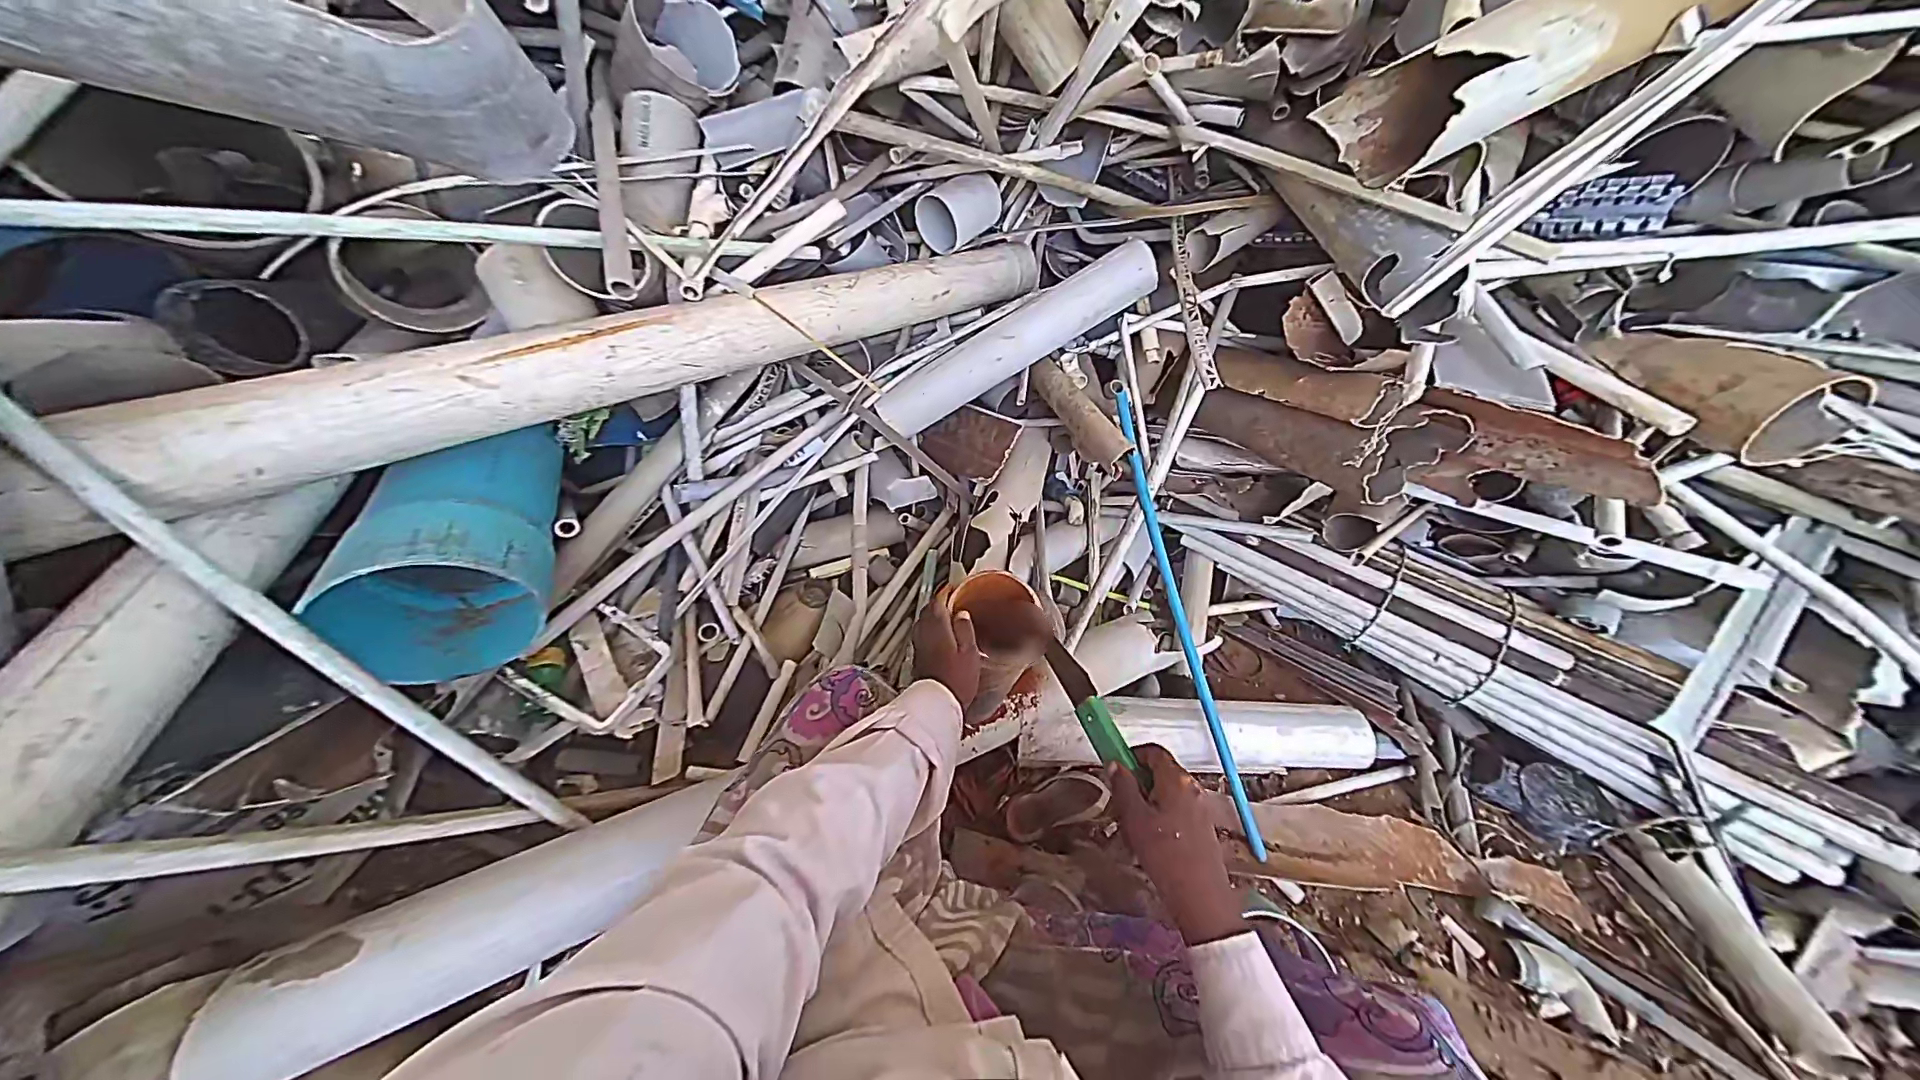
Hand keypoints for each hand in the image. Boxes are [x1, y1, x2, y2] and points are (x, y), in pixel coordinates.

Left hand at [912, 593, 978, 706]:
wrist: (938, 702)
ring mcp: (919, 645)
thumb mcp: (970, 651)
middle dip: (940, 602)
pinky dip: (932, 631)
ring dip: (935, 616)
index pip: (938, 599)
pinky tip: (942, 637)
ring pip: (924, 621)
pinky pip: (924, 635)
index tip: (954, 587)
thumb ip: (965, 629)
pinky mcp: (918, 657)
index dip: (946, 591)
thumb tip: (962, 615)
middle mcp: (924, 633)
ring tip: (948, 617)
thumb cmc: (955, 679)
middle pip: (929, 609)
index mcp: (937, 627)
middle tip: (953, 600)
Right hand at [1107, 744, 1247, 944]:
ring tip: (1132, 825)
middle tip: (1120, 800)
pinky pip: (1176, 810)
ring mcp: (1200, 808)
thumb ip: (1123, 786)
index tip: (1115, 765)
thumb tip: (1114, 764)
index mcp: (1176, 780)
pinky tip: (1149, 840)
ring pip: (1166, 793)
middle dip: (1137, 781)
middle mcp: (1192, 788)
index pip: (1153, 751)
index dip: (1131, 754)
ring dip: (1147, 801)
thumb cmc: (1165, 854)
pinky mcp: (1202, 827)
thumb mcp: (1134, 818)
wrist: (1200, 897)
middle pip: (1160, 772)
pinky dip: (1160, 815)